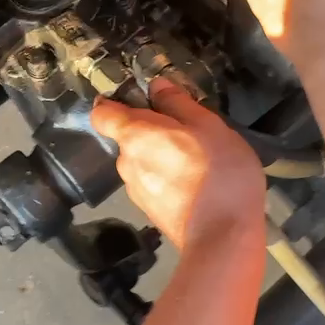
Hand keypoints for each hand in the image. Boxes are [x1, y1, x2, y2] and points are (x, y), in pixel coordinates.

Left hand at [90, 78, 264, 255]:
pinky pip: (154, 185)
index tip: (138, 99)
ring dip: (161, 158)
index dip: (114, 103)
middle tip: (187, 132)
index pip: (102, 113)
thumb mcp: (208, 125)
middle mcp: (126, 164)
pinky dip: (168, 181)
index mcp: (134, 136)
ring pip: (143, 164)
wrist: (223, 239)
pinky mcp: (151, 213)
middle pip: (128, 139)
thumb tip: (155, 85)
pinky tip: (197, 187)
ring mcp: (136, 192)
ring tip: (198, 161)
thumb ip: (178, 103)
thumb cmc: (218, 171)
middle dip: (151, 132)